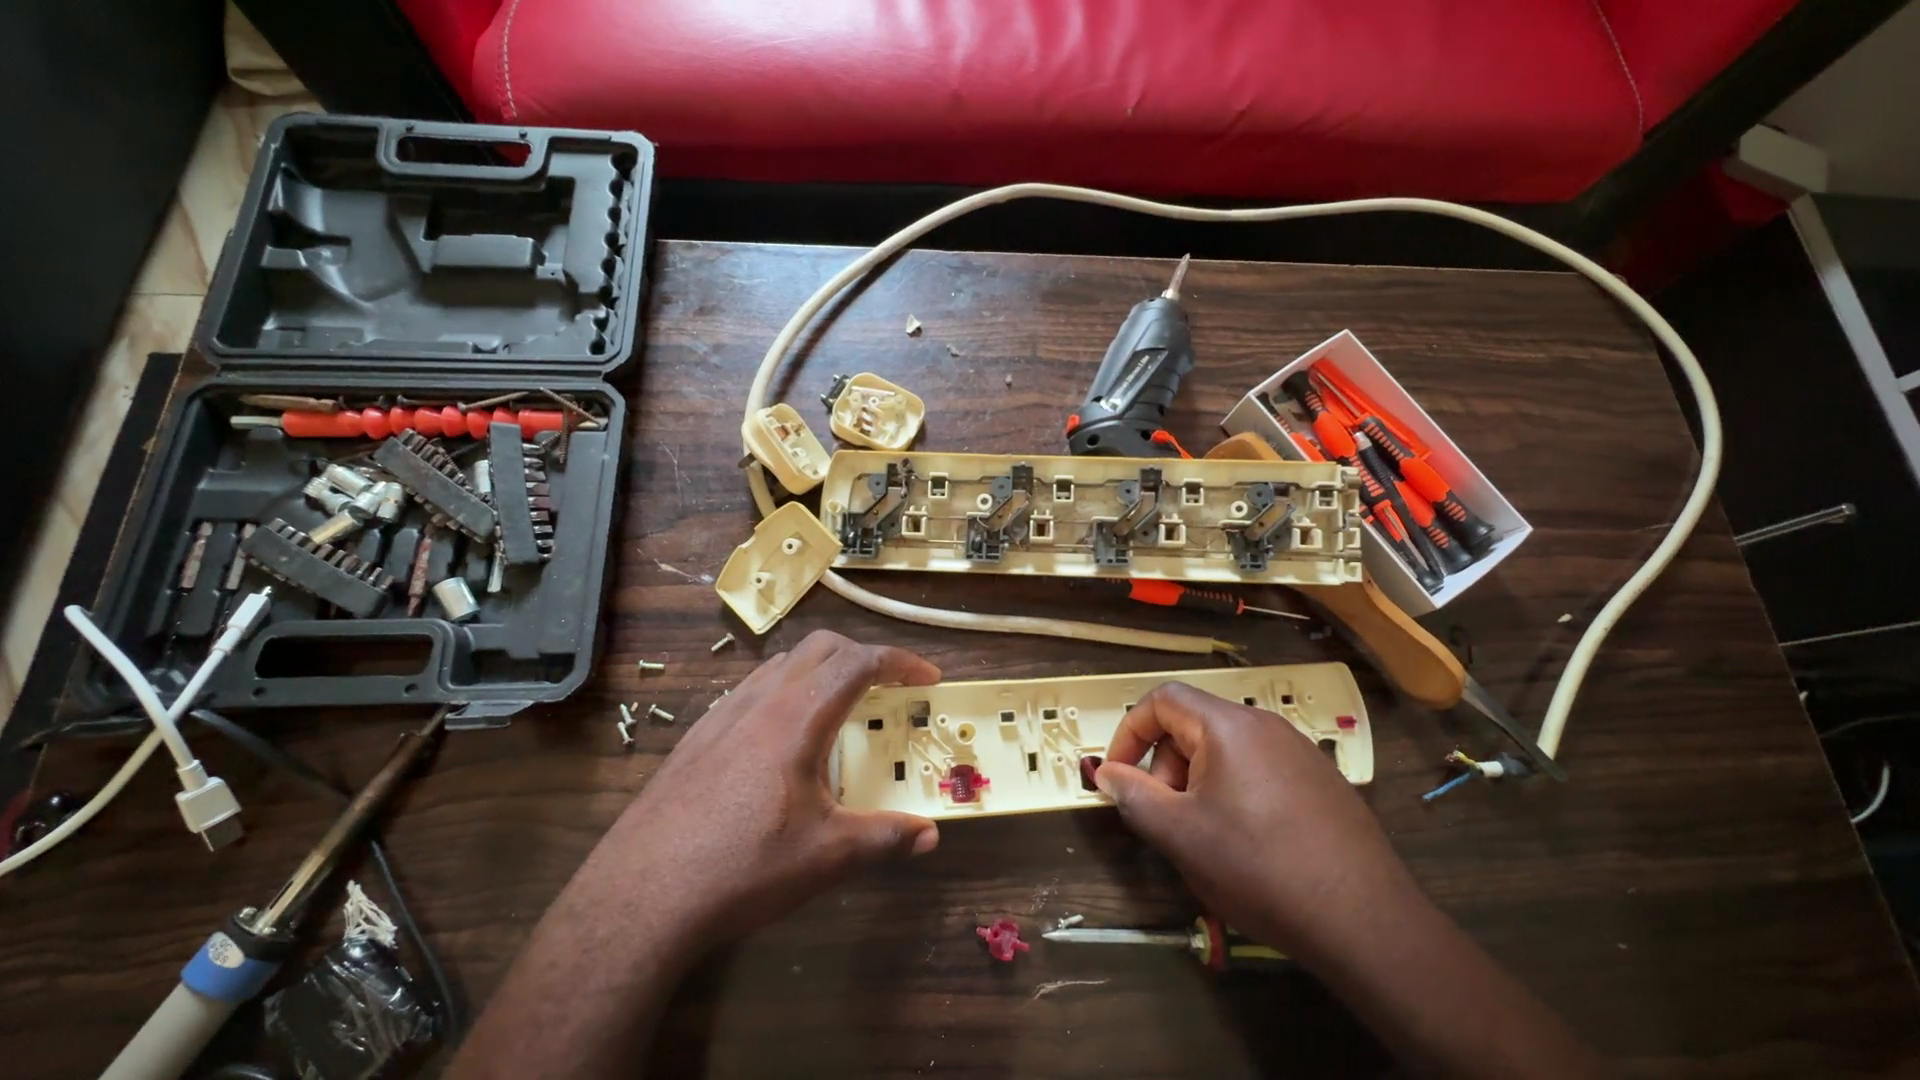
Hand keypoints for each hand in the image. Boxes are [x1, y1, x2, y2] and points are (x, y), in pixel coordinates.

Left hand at [590, 631, 942, 957]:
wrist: (643, 893)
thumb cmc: (745, 866)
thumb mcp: (827, 856)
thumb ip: (885, 838)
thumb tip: (930, 836)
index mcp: (798, 717)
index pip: (858, 662)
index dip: (901, 662)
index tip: (929, 678)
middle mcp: (760, 701)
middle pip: (819, 647)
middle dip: (862, 655)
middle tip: (889, 688)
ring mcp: (722, 715)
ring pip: (780, 665)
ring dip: (821, 670)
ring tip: (840, 709)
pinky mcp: (697, 737)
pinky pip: (752, 691)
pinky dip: (785, 692)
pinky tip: (783, 742)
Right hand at [1095, 682, 1419, 961]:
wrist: (1362, 918)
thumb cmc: (1258, 868)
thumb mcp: (1180, 835)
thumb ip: (1134, 796)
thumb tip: (1105, 772)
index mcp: (1228, 726)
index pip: (1162, 699)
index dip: (1129, 733)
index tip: (1117, 777)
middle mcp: (1265, 725)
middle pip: (1193, 724)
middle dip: (1164, 765)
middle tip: (1165, 818)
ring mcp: (1298, 751)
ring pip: (1225, 750)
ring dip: (1196, 782)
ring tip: (1204, 837)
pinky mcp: (1320, 780)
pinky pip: (1258, 769)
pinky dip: (1233, 793)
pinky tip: (1247, 844)